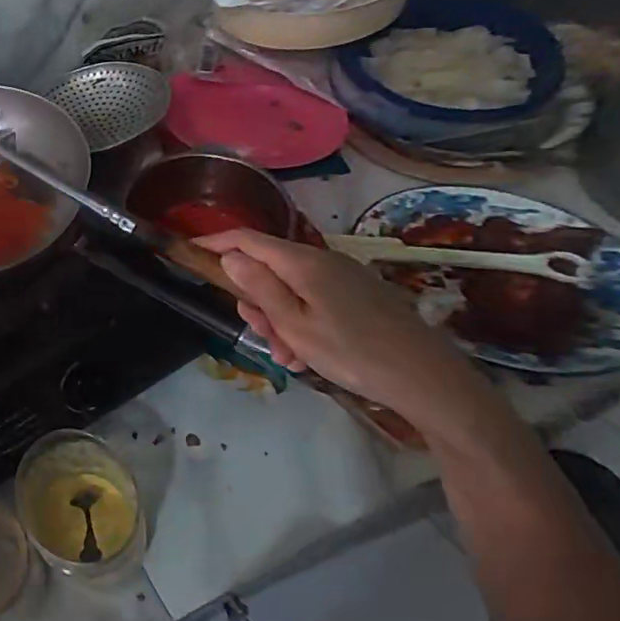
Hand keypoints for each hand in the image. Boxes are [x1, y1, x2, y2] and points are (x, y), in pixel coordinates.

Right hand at [195, 228, 500, 438]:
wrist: (430, 382)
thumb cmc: (353, 352)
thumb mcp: (293, 325)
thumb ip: (258, 287)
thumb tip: (229, 256)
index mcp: (303, 263)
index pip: (246, 239)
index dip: (214, 242)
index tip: (189, 251)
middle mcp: (323, 261)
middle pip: (267, 268)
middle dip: (253, 300)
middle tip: (258, 334)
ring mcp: (344, 278)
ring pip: (289, 290)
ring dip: (277, 320)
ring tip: (288, 356)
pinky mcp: (359, 296)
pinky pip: (313, 301)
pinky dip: (300, 324)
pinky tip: (308, 356)